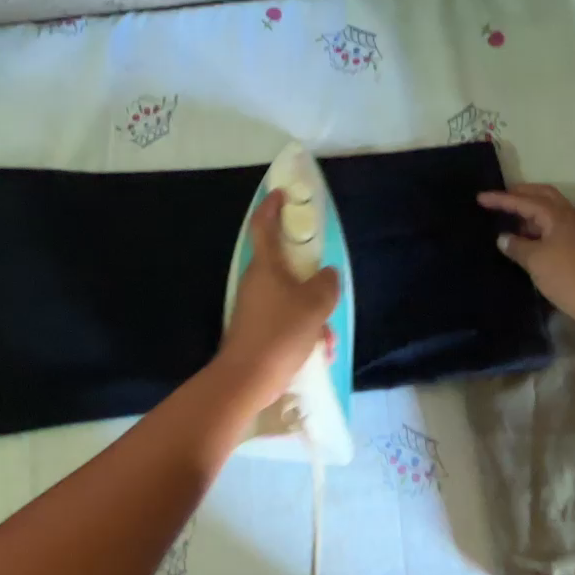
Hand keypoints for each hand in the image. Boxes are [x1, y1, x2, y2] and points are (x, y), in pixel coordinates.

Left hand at [212, 189, 340, 410]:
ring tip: (327, 341)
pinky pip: (287, 321)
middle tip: (328, 291)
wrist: (245, 380)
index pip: (264, 225)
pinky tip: (318, 354)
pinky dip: (304, 333)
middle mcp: (256, 281)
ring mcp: (254, 306)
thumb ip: (326, 285)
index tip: (282, 194)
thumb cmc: (279, 334)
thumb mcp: (314, 307)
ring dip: (313, 316)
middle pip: (285, 266)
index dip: (272, 206)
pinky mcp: (256, 329)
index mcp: (265, 266)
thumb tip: (328, 275)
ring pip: (292, 299)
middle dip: (312, 281)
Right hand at [479, 184, 574, 343]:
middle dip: (522, 193)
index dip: (500, 199)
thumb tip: (503, 238)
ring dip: (532, 209)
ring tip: (512, 218)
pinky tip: (529, 238)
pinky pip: (554, 226)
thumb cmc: (566, 277)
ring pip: (551, 210)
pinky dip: (539, 226)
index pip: (523, 201)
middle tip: (501, 197)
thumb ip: (516, 246)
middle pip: (543, 195)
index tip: (480, 197)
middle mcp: (569, 217)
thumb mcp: (535, 260)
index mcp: (556, 215)